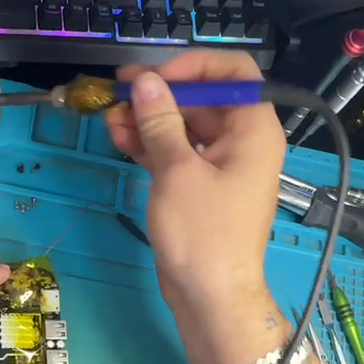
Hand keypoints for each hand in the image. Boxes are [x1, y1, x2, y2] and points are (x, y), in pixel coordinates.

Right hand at [105, 51, 284, 308]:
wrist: (209, 297)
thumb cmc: (202, 234)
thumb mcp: (176, 172)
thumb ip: (160, 122)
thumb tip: (146, 82)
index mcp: (253, 128)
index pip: (231, 72)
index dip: (190, 65)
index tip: (152, 77)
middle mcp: (240, 142)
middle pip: (201, 99)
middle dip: (159, 95)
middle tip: (118, 95)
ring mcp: (218, 167)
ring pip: (183, 128)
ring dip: (148, 121)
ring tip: (111, 119)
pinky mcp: (198, 189)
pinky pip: (175, 155)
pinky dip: (150, 146)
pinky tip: (120, 139)